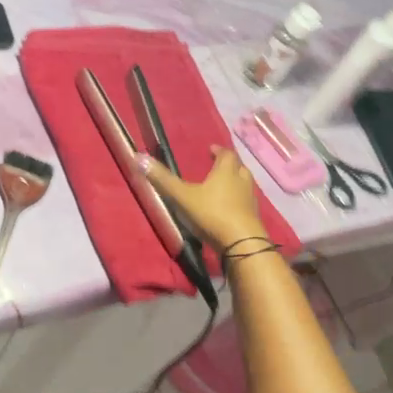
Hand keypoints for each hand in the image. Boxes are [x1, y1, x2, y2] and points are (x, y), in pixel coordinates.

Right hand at [136, 146, 269, 260]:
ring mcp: (250, 201)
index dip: (219, 151)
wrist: (242, 244)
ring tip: (224, 185)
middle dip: (229, 165)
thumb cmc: (212, 213)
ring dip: (236, 182)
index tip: (211, 149)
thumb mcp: (182, 196)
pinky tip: (229, 208)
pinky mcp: (253, 218)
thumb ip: (162, 179)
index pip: (227, 155)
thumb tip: (138, 157)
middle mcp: (241, 182)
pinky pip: (246, 203)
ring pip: (245, 185)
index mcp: (226, 172)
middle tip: (218, 165)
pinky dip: (238, 200)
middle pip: (239, 167)